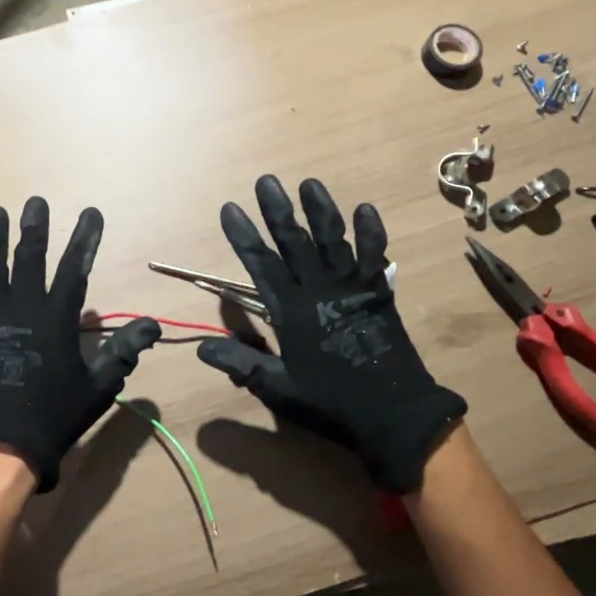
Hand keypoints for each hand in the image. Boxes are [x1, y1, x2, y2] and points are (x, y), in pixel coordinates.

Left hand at [0, 198, 161, 491]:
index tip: (91, 213)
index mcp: (57, 318)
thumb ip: (124, 351)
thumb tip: (154, 324)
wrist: (6, 442)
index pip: (75, 268)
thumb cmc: (57, 414)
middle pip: (29, 257)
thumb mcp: (100, 385)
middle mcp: (24, 307)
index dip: (85, 238)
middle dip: (35, 227)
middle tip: (36, 202)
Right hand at [198, 175, 466, 493]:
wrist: (395, 414)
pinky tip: (365, 209)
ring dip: (320, 211)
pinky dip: (371, 234)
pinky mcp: (378, 294)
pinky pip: (374, 258)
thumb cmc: (332, 402)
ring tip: (309, 183)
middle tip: (265, 181)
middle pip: (294, 242)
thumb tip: (199, 347)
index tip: (230, 209)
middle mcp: (319, 291)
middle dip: (278, 211)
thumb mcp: (278, 388)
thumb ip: (240, 364)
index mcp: (291, 312)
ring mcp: (351, 289)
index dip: (243, 236)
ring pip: (333, 241)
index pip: (260, 265)